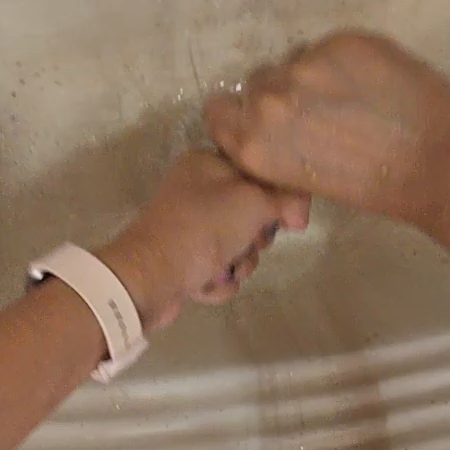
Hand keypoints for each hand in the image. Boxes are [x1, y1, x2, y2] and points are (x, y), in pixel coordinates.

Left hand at [96, 150, 309, 330]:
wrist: (150, 277)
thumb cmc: (202, 229)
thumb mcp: (253, 201)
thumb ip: (285, 200)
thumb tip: (300, 214)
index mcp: (207, 165)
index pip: (259, 175)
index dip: (278, 199)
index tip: (289, 220)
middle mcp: (196, 193)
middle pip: (251, 215)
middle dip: (254, 239)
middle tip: (248, 243)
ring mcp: (189, 230)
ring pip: (238, 248)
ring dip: (238, 264)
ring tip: (223, 269)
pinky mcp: (184, 262)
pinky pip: (219, 271)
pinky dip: (218, 281)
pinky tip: (205, 283)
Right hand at [203, 31, 449, 229]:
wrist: (435, 160)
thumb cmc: (371, 188)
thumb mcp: (303, 182)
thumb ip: (274, 151)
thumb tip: (271, 133)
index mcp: (253, 144)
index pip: (218, 112)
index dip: (239, 117)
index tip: (265, 124)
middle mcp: (268, 102)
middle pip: (256, 82)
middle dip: (279, 95)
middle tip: (316, 114)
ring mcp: (305, 65)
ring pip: (293, 60)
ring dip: (311, 75)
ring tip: (349, 98)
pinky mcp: (341, 40)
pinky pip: (327, 46)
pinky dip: (343, 61)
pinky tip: (371, 84)